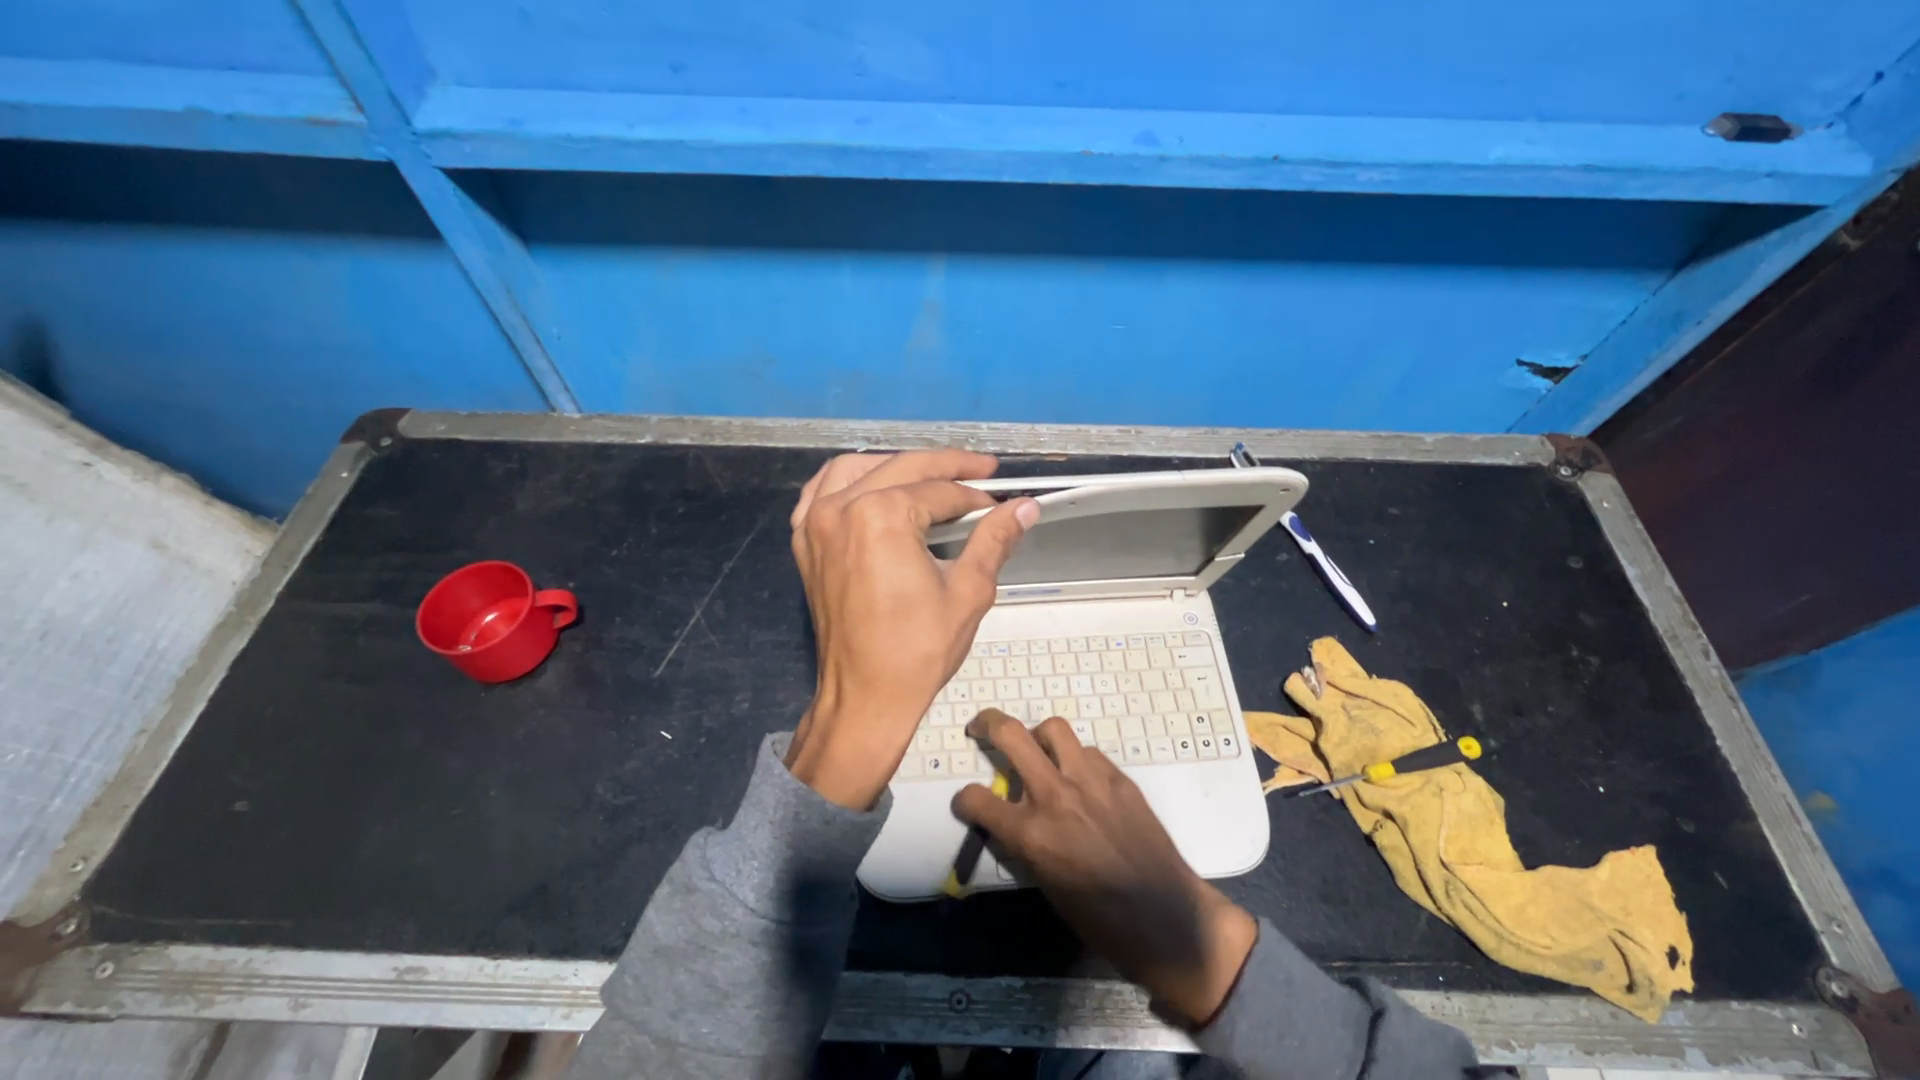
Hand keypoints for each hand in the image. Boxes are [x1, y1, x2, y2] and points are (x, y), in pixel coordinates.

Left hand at [785, 451, 1038, 809]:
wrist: (864, 697)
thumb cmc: (918, 650)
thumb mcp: (968, 591)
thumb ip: (994, 539)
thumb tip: (1026, 507)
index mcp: (880, 516)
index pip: (939, 492)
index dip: (976, 498)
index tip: (1001, 506)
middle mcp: (841, 508)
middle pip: (902, 469)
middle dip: (947, 467)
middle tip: (983, 470)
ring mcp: (815, 524)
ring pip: (858, 469)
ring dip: (897, 465)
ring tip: (932, 473)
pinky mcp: (805, 543)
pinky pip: (820, 491)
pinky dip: (848, 481)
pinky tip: (870, 484)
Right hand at [953, 710, 1258, 1027]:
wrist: (1163, 915)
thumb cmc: (1098, 917)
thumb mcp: (1044, 884)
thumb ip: (1022, 845)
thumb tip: (1010, 824)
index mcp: (1030, 833)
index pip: (976, 798)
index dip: (964, 800)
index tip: (967, 803)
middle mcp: (1055, 796)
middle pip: (1010, 734)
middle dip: (987, 724)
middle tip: (980, 729)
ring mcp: (1090, 781)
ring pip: (1053, 728)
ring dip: (1037, 736)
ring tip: (1038, 751)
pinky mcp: (1119, 779)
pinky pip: (1088, 752)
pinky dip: (1075, 760)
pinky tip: (1080, 780)